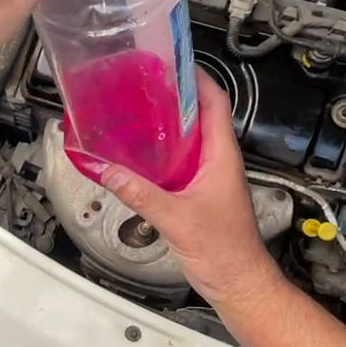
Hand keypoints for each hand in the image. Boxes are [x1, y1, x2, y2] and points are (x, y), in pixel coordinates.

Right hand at [96, 72, 285, 308]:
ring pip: (183, 140)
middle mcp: (216, 162)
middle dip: (170, 98)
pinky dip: (155, 156)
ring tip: (131, 115)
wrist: (237, 284)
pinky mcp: (194, 194)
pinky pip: (173, 165)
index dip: (196, 78)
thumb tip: (108, 171)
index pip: (214, 103)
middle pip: (195, 116)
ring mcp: (206, 178)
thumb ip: (141, 194)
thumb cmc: (226, 253)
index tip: (172, 62)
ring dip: (161, 127)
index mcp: (222, 157)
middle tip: (140, 86)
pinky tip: (133, 158)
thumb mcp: (178, 219)